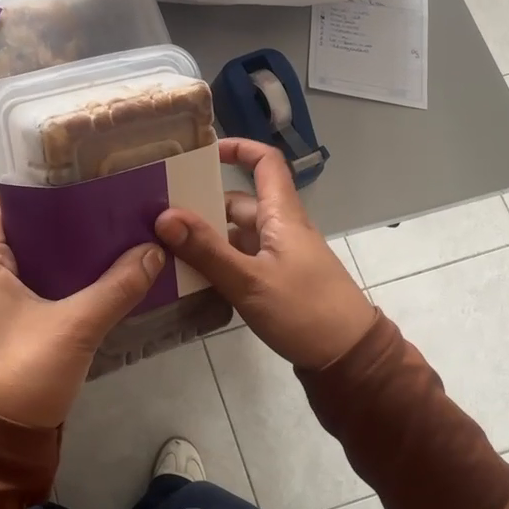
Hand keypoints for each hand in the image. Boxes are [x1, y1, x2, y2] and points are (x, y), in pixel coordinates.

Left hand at [0, 194, 167, 427]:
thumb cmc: (23, 372)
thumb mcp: (75, 326)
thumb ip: (116, 287)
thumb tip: (154, 250)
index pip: (3, 203)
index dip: (37, 184)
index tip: (79, 171)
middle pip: (24, 229)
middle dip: (64, 214)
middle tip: (108, 197)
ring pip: (36, 259)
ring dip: (70, 247)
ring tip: (114, 226)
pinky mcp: (14, 324)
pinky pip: (41, 285)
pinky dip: (68, 275)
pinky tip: (105, 271)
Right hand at [155, 139, 377, 369]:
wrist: (348, 359)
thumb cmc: (304, 311)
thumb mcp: (249, 281)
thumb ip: (207, 250)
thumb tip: (164, 216)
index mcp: (282, 216)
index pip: (265, 163)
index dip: (238, 149)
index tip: (202, 153)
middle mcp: (281, 229)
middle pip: (238, 204)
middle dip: (202, 207)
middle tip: (159, 216)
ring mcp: (280, 257)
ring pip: (236, 236)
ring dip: (206, 240)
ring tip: (164, 248)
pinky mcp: (278, 282)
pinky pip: (241, 261)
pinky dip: (218, 264)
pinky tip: (191, 278)